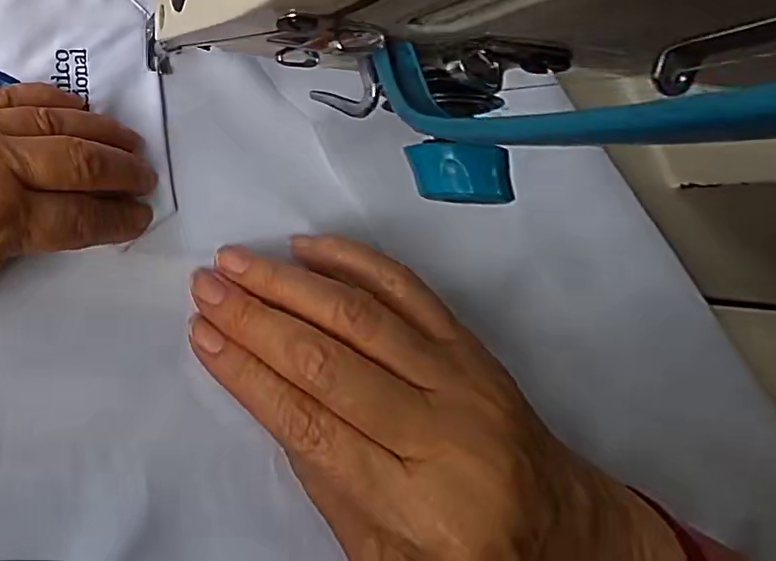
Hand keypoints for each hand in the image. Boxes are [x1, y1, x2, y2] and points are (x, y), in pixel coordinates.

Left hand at [0, 83, 156, 337]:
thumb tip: (23, 224)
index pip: (76, 219)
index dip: (115, 220)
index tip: (139, 217)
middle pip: (74, 162)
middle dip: (118, 171)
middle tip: (145, 176)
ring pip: (50, 120)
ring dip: (95, 131)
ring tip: (125, 140)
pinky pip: (9, 96)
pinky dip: (48, 100)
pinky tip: (73, 107)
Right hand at [188, 235, 700, 560]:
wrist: (575, 539)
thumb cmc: (457, 550)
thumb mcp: (377, 545)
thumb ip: (315, 465)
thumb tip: (248, 370)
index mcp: (426, 511)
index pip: (309, 425)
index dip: (245, 373)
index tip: (200, 332)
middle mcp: (453, 444)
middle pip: (328, 362)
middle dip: (252, 318)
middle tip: (203, 286)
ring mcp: (469, 388)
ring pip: (359, 316)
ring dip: (284, 281)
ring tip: (232, 260)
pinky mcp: (476, 352)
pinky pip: (408, 290)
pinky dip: (351, 259)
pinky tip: (302, 246)